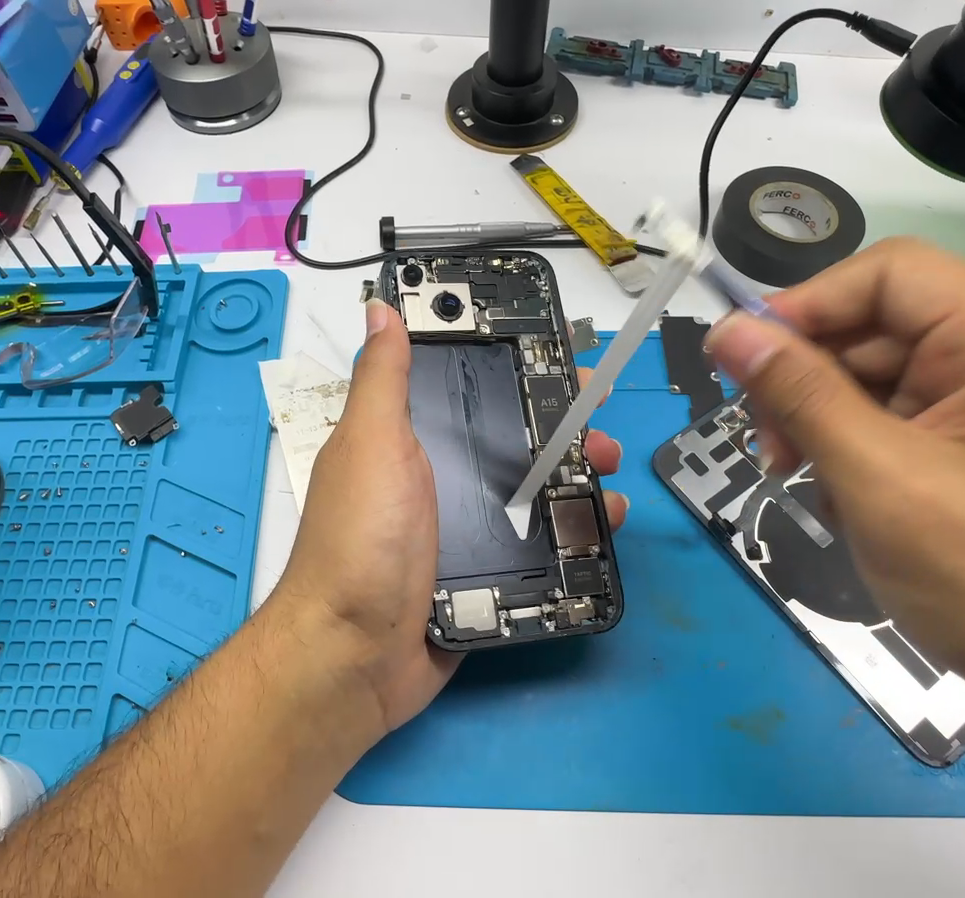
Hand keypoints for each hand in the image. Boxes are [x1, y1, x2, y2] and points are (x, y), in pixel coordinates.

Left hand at [271, 300, 625, 732]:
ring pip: (529, 491)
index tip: (556, 355)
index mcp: (407, 443)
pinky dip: (571, 530)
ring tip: (609, 472)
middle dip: (558, 425)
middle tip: (599, 420)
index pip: (465, 390)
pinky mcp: (485, 576)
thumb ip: (382, 379)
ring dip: (573, 475)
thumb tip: (379, 308)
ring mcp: (462, 530)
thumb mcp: (370, 444)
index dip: (509, 368)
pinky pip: (537, 544)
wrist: (355, 656)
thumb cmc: (361, 539)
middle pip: (508, 440)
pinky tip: (601, 523)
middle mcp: (436, 481)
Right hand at [700, 239, 964, 700]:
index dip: (804, 307)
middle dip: (810, 375)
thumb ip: (800, 396)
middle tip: (767, 446)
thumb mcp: (883, 485)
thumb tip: (724, 329)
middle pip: (883, 322)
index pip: (891, 275)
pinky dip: (859, 439)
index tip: (739, 362)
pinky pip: (908, 409)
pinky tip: (840, 486)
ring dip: (826, 413)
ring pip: (885, 368)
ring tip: (797, 472)